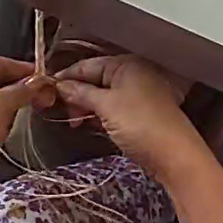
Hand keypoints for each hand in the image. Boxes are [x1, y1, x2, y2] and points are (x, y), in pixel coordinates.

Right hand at [52, 54, 210, 183]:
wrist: (176, 158)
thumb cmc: (141, 124)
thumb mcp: (105, 105)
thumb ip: (80, 92)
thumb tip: (60, 86)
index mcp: (126, 64)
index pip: (87, 64)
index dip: (66, 77)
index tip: (46, 90)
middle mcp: (134, 74)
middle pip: (95, 79)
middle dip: (76, 93)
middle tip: (62, 111)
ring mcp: (139, 93)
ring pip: (103, 94)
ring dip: (86, 106)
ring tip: (75, 121)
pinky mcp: (141, 112)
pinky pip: (113, 106)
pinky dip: (100, 113)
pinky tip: (91, 124)